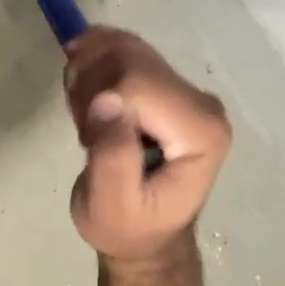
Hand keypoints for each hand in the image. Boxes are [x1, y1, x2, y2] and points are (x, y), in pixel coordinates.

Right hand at [64, 28, 232, 266]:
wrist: (145, 238)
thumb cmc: (127, 229)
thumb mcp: (111, 207)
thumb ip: (112, 157)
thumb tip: (106, 100)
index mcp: (200, 133)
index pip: (137, 84)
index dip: (97, 99)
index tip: (85, 138)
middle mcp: (202, 103)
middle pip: (131, 58)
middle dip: (91, 83)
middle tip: (81, 128)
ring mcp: (187, 91)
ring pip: (124, 48)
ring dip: (89, 75)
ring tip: (87, 121)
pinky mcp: (168, 85)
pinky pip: (123, 51)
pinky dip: (94, 67)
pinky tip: (90, 102)